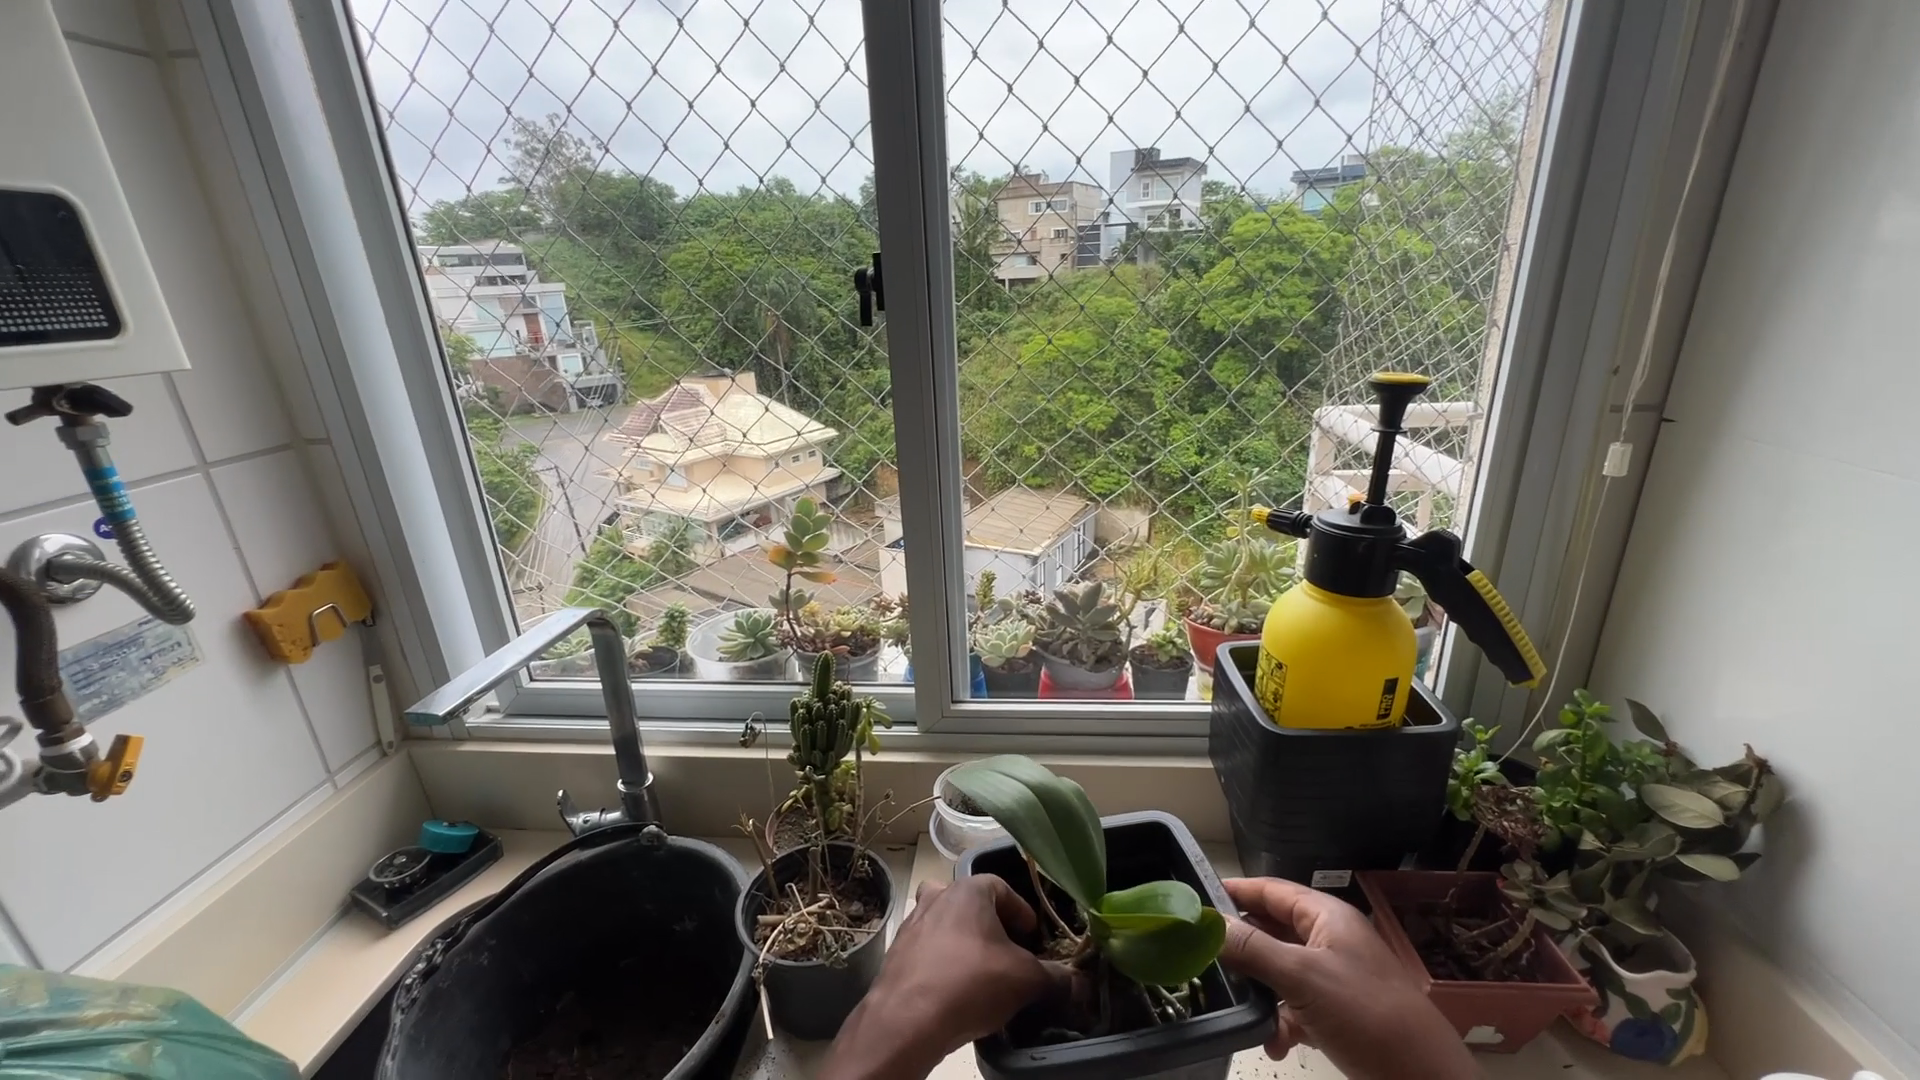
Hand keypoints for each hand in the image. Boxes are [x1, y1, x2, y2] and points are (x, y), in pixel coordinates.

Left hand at [819, 875, 1071, 1079]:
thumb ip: (1055, 977)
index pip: (1002, 887)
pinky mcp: (896, 953)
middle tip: (1006, 951)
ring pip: (944, 922)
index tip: (1032, 937)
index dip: (1021, 911)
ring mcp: (912, 923)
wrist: (907, 1018)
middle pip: (969, 901)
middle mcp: (937, 896)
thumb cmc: (970, 983)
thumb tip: (1079, 982)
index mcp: (969, 890)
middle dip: (989, 923)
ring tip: (979, 971)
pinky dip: (941, 962)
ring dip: (962, 940)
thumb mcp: (1025, 980)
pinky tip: (953, 989)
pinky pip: (926, 949)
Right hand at [1219, 877, 1478, 1079]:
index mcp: (1326, 917)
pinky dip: (1281, 1022)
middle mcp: (1329, 940)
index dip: (1235, 891)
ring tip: (1240, 1009)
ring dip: (1260, 992)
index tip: (1196, 901)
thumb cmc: (1367, 1015)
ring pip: (1280, 971)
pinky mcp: (1339, 1015)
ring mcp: (1335, 979)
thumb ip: (1253, 948)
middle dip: (1241, 947)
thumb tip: (1209, 924)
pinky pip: (1296, 1007)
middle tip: (1204, 957)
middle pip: (1272, 930)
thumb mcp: (1302, 977)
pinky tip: (1274, 1044)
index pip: (1271, 890)